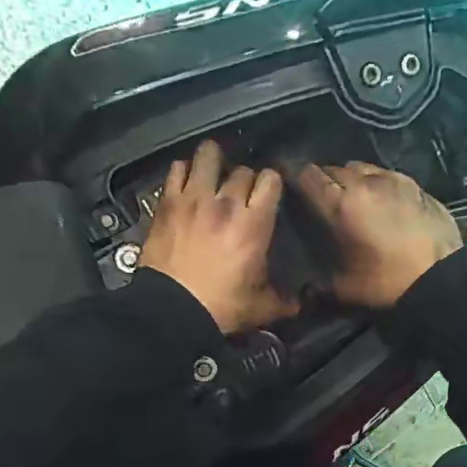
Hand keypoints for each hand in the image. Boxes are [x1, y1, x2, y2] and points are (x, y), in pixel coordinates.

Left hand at [140, 140, 296, 332]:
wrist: (172, 309)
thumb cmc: (220, 307)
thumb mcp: (259, 308)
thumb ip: (282, 302)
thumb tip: (298, 305)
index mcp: (254, 224)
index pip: (270, 181)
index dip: (271, 183)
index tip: (269, 193)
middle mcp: (226, 203)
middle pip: (242, 171)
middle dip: (245, 178)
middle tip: (241, 191)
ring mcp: (194, 199)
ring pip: (208, 157)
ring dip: (214, 160)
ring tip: (214, 167)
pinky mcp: (167, 203)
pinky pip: (177, 170)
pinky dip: (183, 170)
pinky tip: (186, 179)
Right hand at [294, 162, 461, 308]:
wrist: (441, 280)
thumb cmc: (386, 283)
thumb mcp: (344, 286)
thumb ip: (321, 275)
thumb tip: (307, 280)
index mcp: (342, 204)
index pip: (308, 176)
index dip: (296, 177)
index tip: (292, 185)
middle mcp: (366, 183)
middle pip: (335, 168)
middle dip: (325, 179)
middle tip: (323, 198)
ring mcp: (394, 180)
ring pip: (362, 168)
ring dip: (352, 178)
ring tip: (353, 196)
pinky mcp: (417, 186)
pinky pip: (387, 176)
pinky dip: (378, 184)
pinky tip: (381, 201)